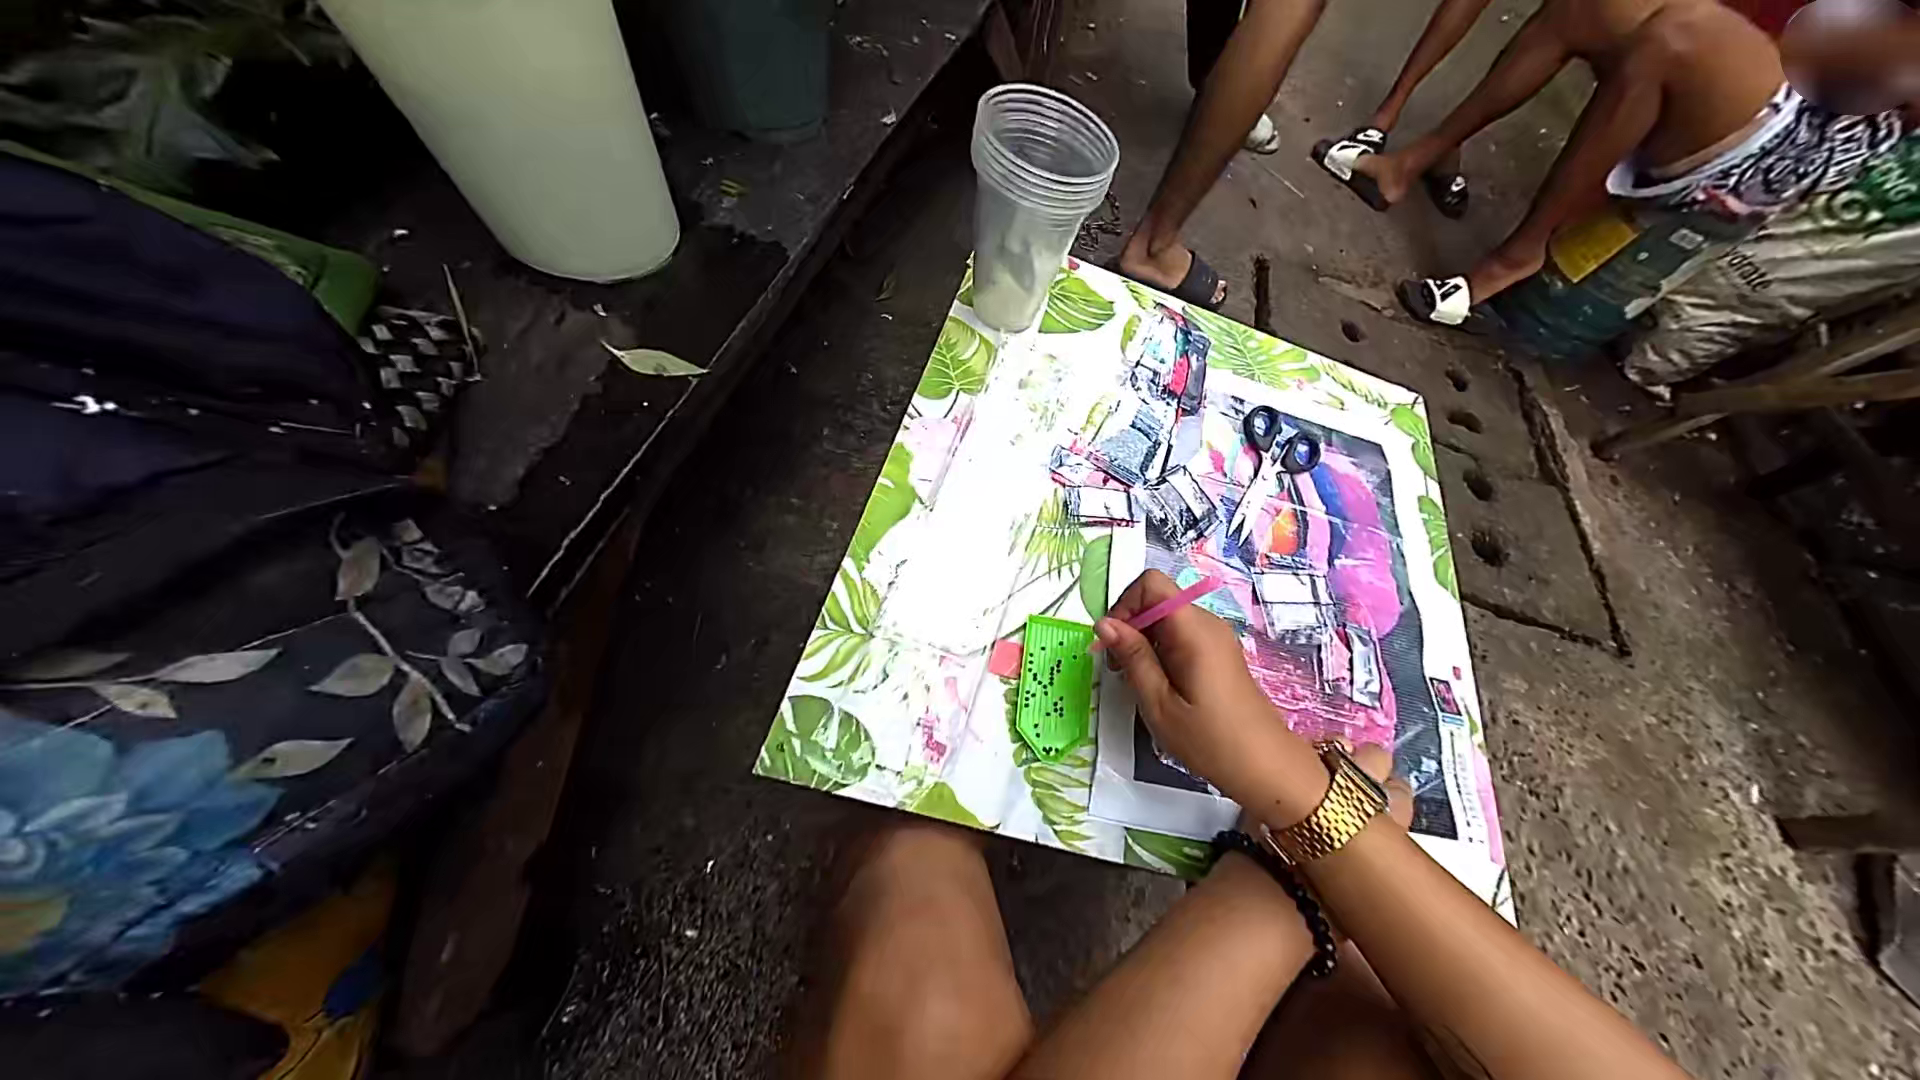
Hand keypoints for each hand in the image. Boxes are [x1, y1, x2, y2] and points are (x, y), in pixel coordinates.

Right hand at [1095, 570, 1328, 822]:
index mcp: (1193, 630)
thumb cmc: (1209, 741)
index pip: (1151, 583)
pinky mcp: (1217, 651)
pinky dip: (1158, 648)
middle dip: (1129, 624)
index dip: (1124, 604)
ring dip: (1141, 639)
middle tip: (1118, 668)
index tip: (1114, 644)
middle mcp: (1206, 623)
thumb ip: (1132, 657)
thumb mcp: (1158, 702)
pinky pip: (1178, 633)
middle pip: (1156, 599)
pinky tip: (1156, 682)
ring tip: (1136, 679)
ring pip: (1165, 616)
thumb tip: (1103, 623)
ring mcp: (1214, 636)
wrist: (1266, 768)